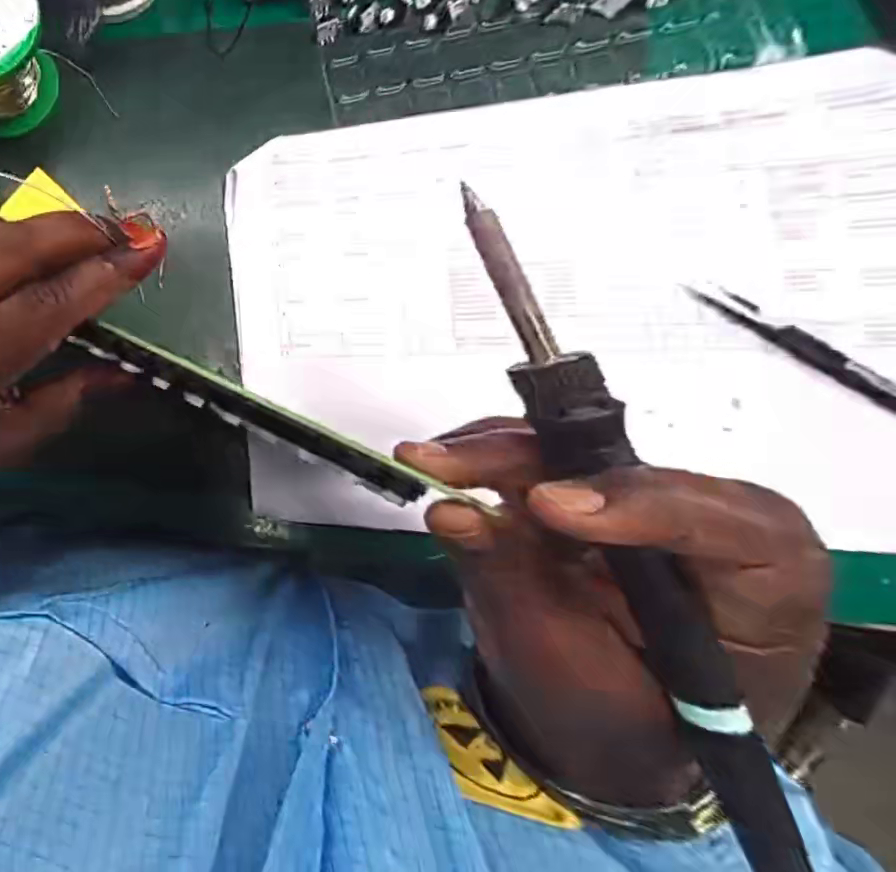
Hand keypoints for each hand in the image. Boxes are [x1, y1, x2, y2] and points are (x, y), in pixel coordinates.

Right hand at [395, 420, 829, 806]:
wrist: (602, 726)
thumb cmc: (608, 710)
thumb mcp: (565, 664)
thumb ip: (510, 582)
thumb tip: (448, 512)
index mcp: (756, 595)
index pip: (727, 525)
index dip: (639, 503)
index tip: (542, 505)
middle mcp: (703, 530)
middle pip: (626, 466)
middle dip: (526, 459)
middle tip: (440, 465)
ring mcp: (632, 506)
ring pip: (569, 449)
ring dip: (487, 450)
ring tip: (419, 461)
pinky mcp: (576, 495)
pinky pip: (529, 458)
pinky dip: (475, 458)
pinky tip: (430, 466)